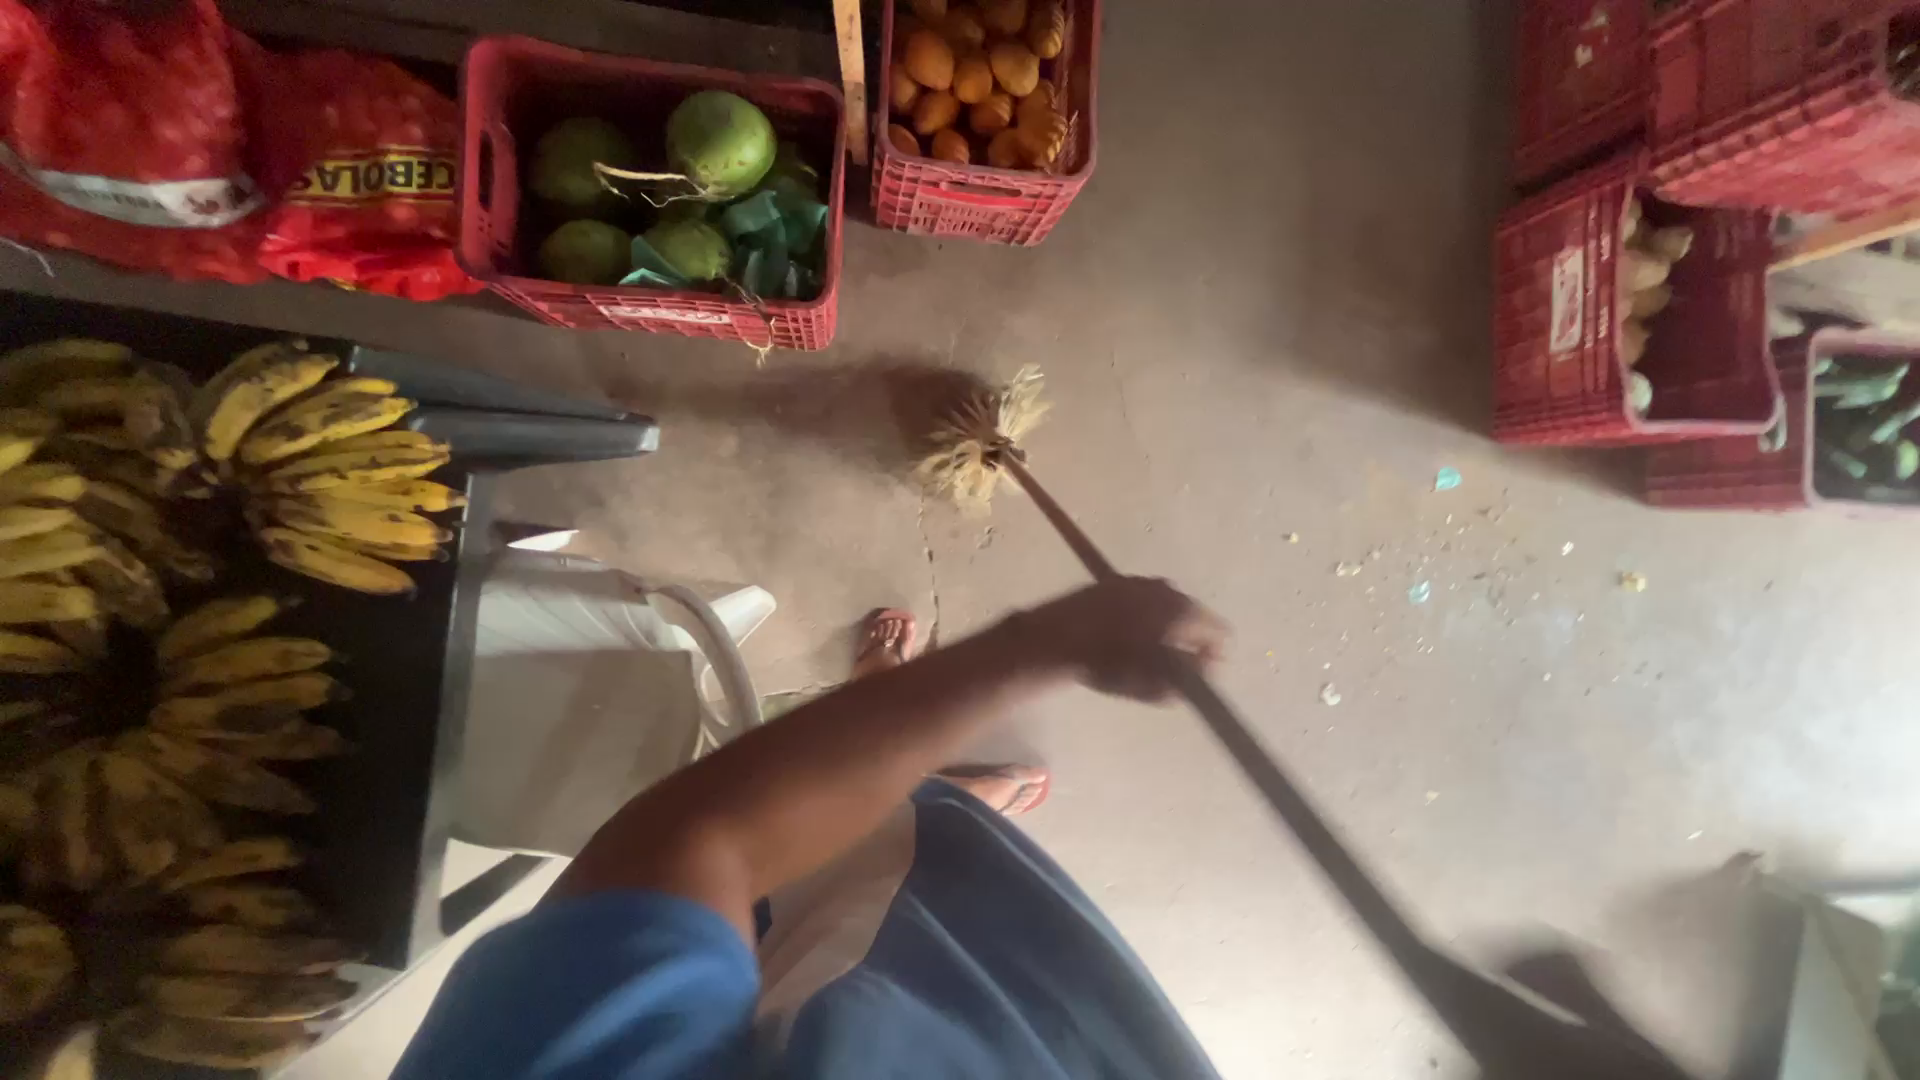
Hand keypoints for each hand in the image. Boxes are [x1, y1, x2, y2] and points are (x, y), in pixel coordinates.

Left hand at [1014, 577, 1229, 701]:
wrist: (1055, 637)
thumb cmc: (1106, 663)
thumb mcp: (1150, 682)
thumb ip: (1186, 678)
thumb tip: (1205, 673)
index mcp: (1182, 612)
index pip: (1220, 633)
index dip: (1214, 656)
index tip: (1200, 675)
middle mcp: (1167, 589)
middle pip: (1195, 617)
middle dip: (1189, 641)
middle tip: (1171, 667)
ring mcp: (1142, 581)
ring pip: (1169, 607)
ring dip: (1166, 627)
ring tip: (1144, 652)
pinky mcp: (1118, 581)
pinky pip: (1145, 599)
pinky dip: (1144, 616)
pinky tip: (1124, 635)